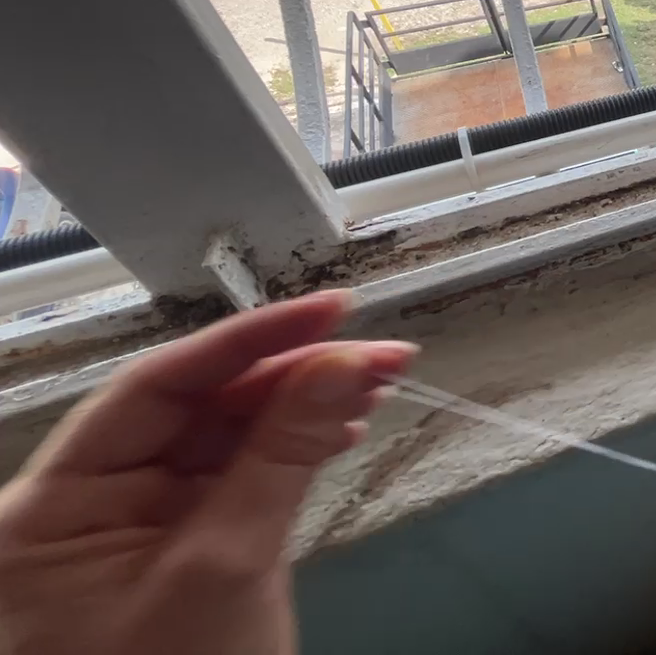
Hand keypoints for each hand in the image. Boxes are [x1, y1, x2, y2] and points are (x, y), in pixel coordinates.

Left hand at [0, 290, 415, 654]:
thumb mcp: (229, 561)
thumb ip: (285, 451)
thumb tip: (348, 358)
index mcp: (51, 508)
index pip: (156, 387)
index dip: (252, 337)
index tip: (339, 307)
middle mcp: (88, 499)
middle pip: (204, 402)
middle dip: (301, 371)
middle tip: (390, 357)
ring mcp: (141, 516)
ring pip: (234, 427)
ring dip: (312, 401)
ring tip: (384, 385)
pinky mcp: (189, 531)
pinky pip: (247, 462)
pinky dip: (303, 439)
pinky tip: (346, 430)